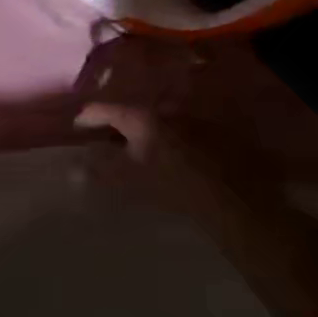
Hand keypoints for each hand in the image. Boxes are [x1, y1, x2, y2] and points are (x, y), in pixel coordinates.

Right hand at [76, 100, 280, 229]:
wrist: (242, 206)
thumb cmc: (175, 189)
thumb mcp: (126, 179)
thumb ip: (96, 165)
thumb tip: (74, 160)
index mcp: (142, 119)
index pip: (101, 109)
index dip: (85, 120)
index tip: (77, 132)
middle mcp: (171, 112)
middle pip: (134, 113)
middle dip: (119, 125)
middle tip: (109, 141)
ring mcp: (201, 121)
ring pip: (163, 121)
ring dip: (148, 131)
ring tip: (143, 149)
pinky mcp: (225, 135)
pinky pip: (189, 131)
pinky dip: (175, 139)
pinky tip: (177, 157)